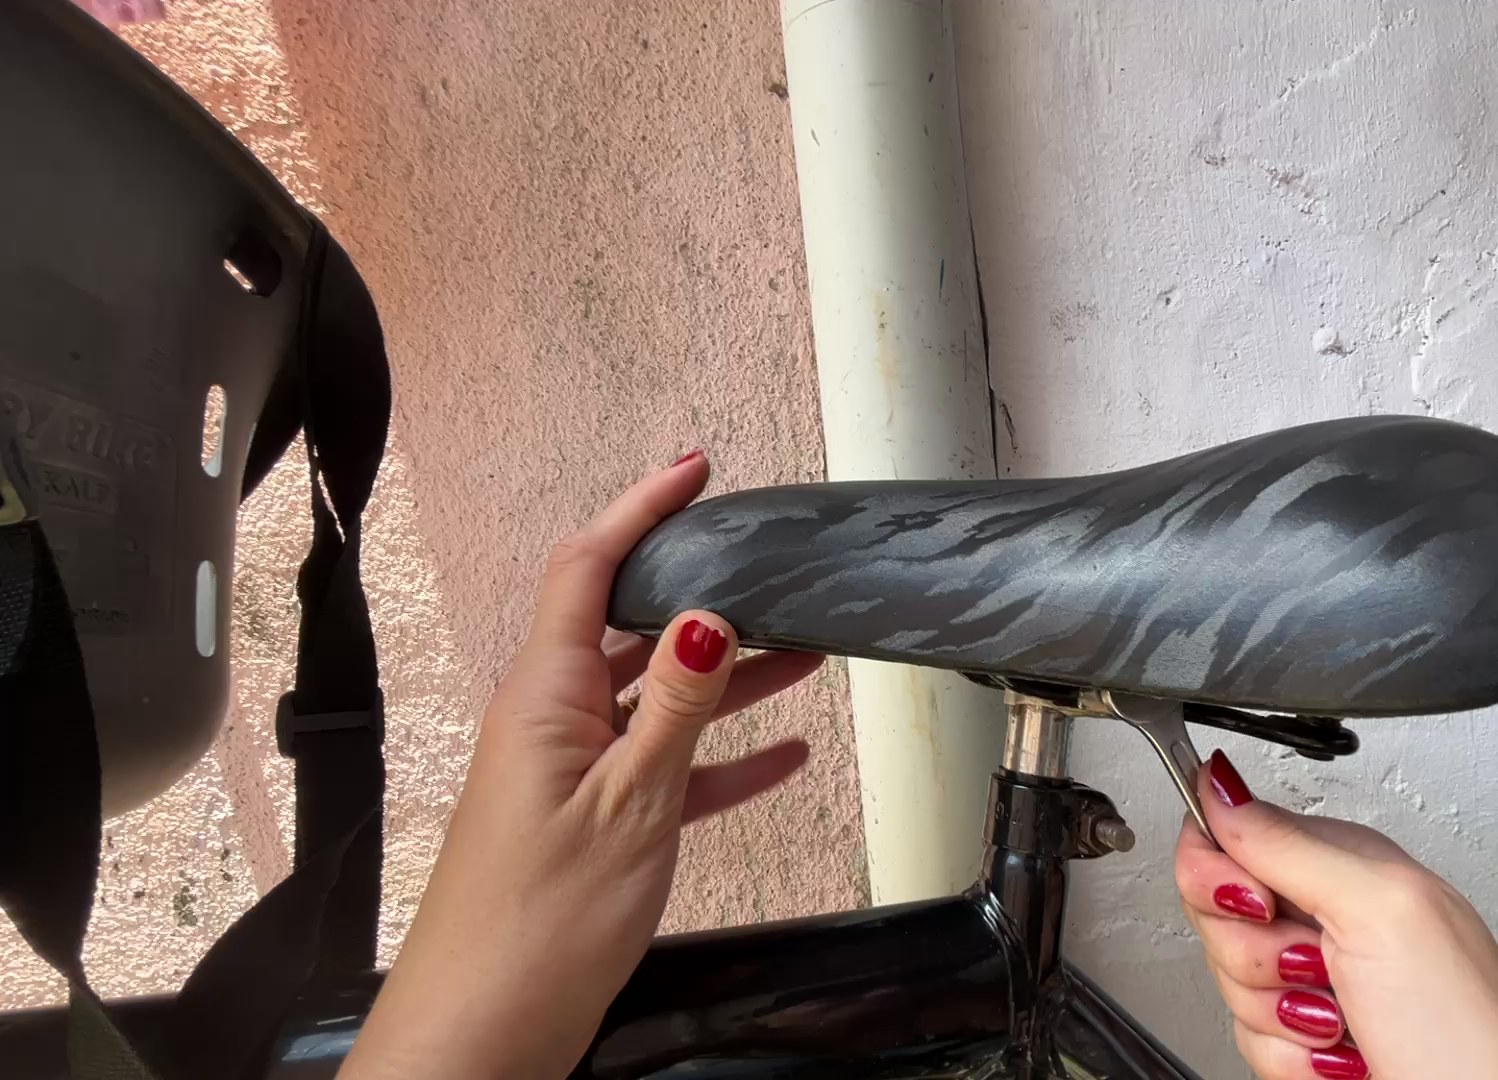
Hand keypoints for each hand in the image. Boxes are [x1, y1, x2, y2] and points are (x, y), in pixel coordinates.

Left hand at [340, 452, 823, 1079]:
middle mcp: (559, 715)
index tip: (693, 472)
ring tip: (806, 654)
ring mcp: (582, 764)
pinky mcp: (604, 812)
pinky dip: (727, 755)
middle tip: (766, 567)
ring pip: (665, 694)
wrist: (483, 1044)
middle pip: (635, 625)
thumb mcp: (630, 798)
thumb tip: (712, 616)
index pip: (589, 567)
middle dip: (703, 592)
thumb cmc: (543, 920)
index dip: (640, 510)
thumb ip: (674, 702)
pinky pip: (674, 763)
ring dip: (732, 676)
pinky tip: (787, 753)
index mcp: (547, 694)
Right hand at [1178, 749, 1497, 1079]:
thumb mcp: (1379, 912)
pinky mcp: (1297, 1034)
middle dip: (1251, 949)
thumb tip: (1220, 780)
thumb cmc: (1471, 1041)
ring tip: (1339, 1022)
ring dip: (1275, 1011)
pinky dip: (1287, 1058)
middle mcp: (1316, 911)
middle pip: (1214, 904)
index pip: (1226, 830)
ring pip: (1224, 972)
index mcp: (1336, 861)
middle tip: (1310, 965)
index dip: (1215, 867)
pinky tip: (1338, 1061)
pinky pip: (1242, 1032)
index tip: (1253, 903)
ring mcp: (1307, 976)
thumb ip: (1288, 844)